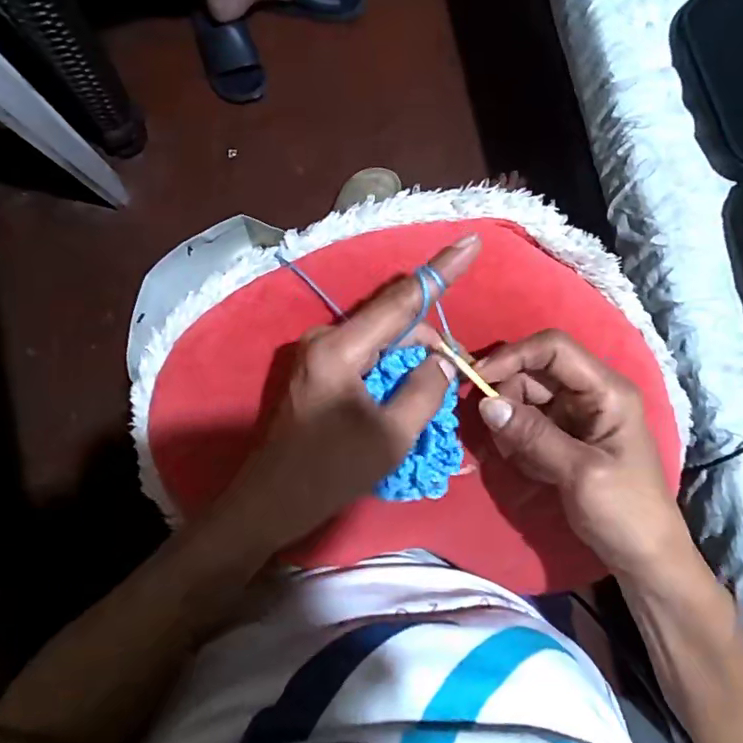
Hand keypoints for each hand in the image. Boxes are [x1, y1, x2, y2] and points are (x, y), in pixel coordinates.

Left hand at [208, 235, 481, 555]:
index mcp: (340, 349)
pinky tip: (405, 395)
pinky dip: (389, 369)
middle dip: (428, 341)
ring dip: (409, 359)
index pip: (402, 300)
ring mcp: (316, 353)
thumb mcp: (391, 436)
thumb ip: (424, 389)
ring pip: (379, 340)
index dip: (441, 271)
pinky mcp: (316, 370)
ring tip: (433, 392)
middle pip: (392, 322)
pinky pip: (363, 356)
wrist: (271, 500)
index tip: (471, 242)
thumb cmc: (330, 471)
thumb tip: (441, 360)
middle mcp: (324, 339)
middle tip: (457, 374)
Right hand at [474, 330, 689, 577]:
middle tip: (494, 428)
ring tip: (514, 454)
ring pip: (524, 395)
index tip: (478, 378)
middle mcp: (589, 393)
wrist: (644, 558)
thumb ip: (533, 435)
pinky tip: (525, 463)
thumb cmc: (625, 511)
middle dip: (506, 392)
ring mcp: (574, 414)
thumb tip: (486, 404)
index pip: (554, 348)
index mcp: (607, 391)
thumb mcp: (580, 473)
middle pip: (532, 369)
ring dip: (509, 419)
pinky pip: (525, 420)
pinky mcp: (562, 434)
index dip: (514, 355)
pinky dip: (515, 436)